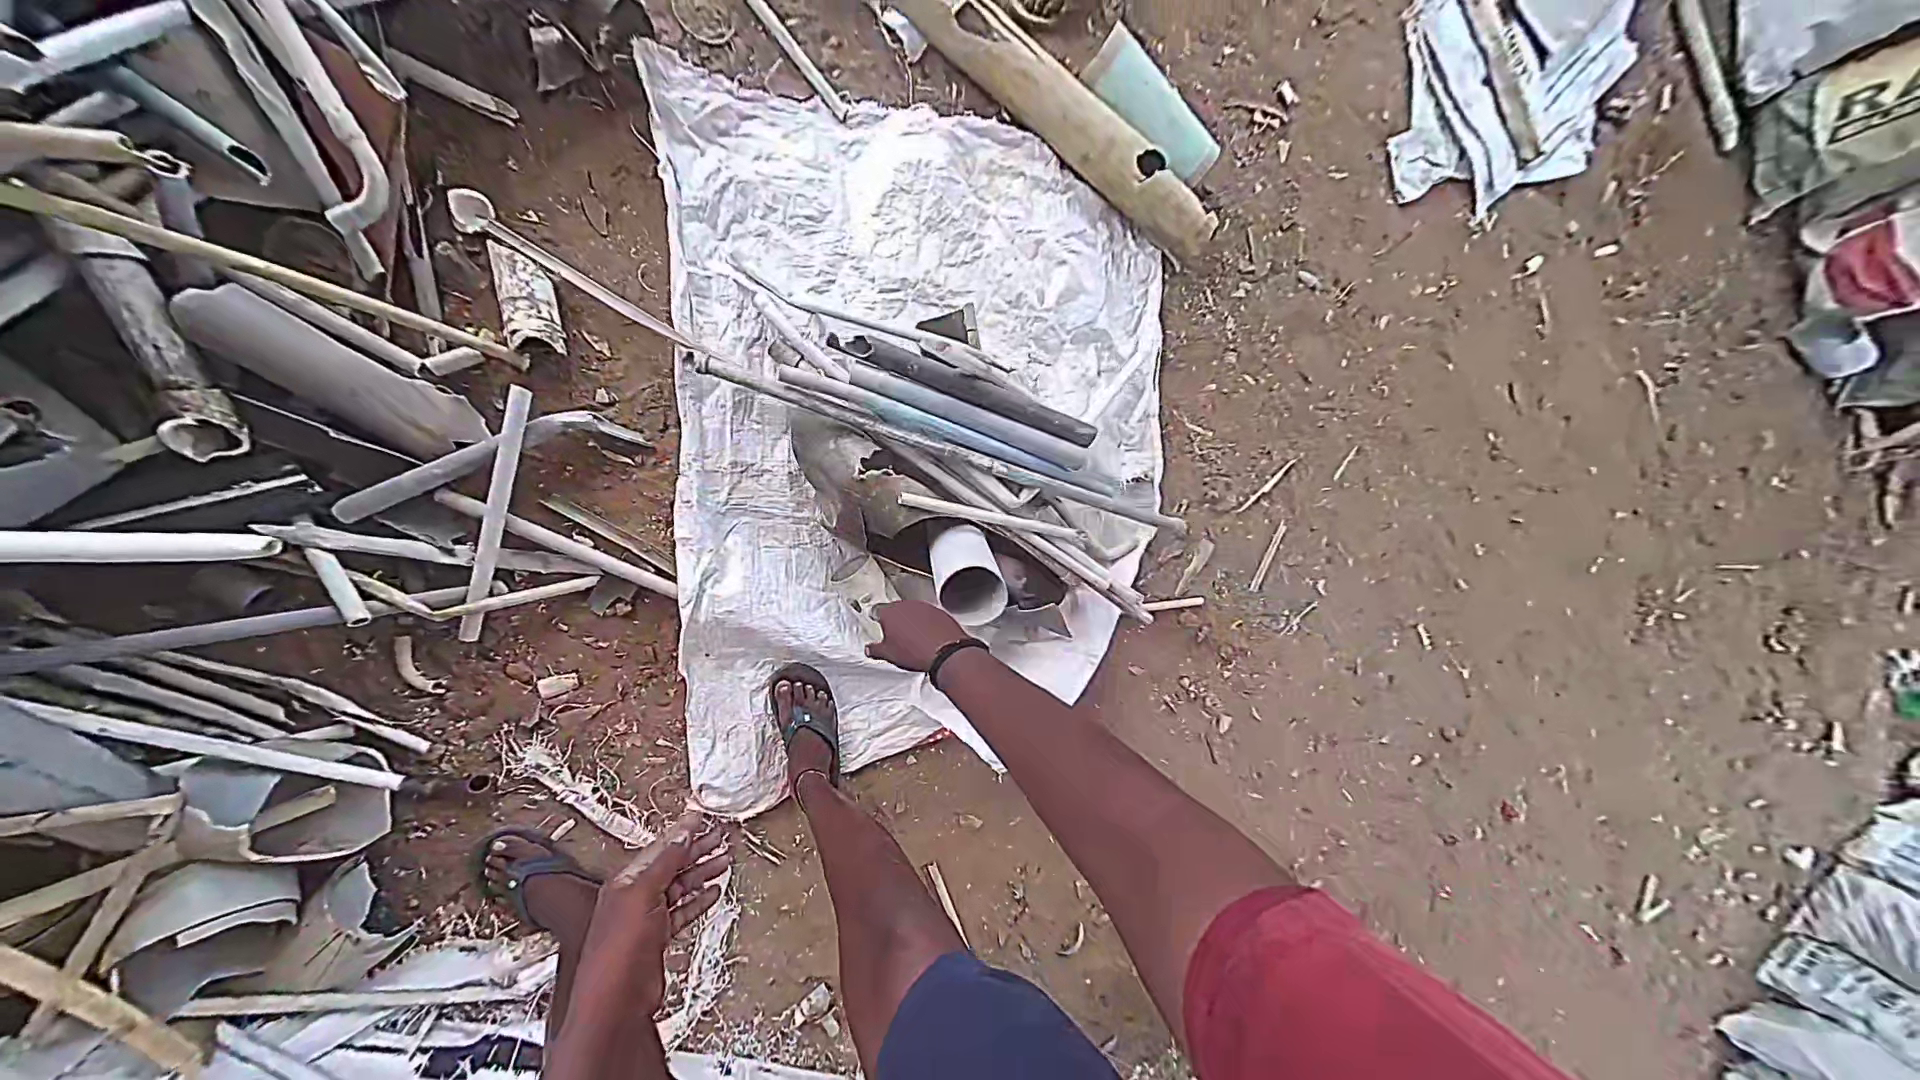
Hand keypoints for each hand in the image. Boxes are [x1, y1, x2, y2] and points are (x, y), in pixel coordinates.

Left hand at [575, 810, 730, 1013]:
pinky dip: (699, 899)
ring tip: (724, 860)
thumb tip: (683, 834)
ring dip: (703, 872)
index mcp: (628, 881)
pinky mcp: (658, 938)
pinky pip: (683, 910)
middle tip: (721, 835)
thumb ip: (665, 862)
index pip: (661, 847)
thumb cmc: (618, 952)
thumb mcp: (642, 893)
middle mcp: (636, 896)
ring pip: (681, 886)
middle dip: (698, 849)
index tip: (701, 817)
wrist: (615, 1003)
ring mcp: (648, 918)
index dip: (683, 831)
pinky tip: (712, 892)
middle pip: (673, 865)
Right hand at [866, 600, 970, 671]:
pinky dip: (927, 623)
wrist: (946, 652)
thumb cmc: (916, 651)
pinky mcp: (940, 612)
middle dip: (895, 620)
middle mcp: (907, 605)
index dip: (875, 617)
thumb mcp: (888, 654)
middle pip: (896, 609)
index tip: (875, 620)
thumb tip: (870, 649)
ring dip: (912, 621)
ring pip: (913, 611)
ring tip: (913, 638)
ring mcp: (925, 607)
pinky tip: (928, 637)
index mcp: (890, 612)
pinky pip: (929, 615)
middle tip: (895, 635)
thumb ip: (876, 649)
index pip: (877, 610)